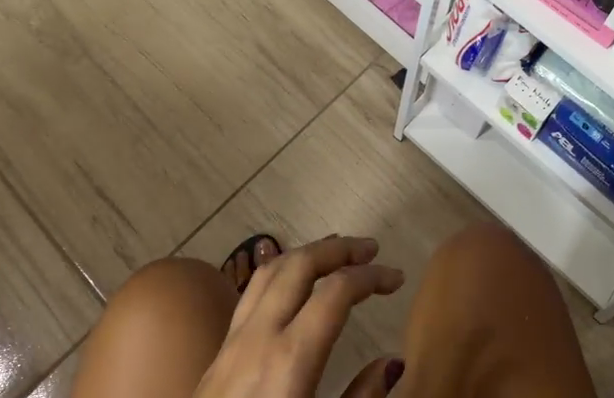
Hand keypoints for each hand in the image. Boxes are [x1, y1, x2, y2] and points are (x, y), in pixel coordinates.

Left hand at [193, 236, 405, 397]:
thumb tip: (392, 363)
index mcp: (290, 359)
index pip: (337, 290)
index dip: (372, 276)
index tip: (397, 279)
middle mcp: (258, 338)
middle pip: (300, 265)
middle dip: (338, 249)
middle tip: (371, 250)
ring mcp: (231, 343)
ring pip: (270, 271)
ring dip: (307, 254)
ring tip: (335, 253)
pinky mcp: (216, 357)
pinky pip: (251, 294)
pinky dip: (281, 273)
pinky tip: (292, 286)